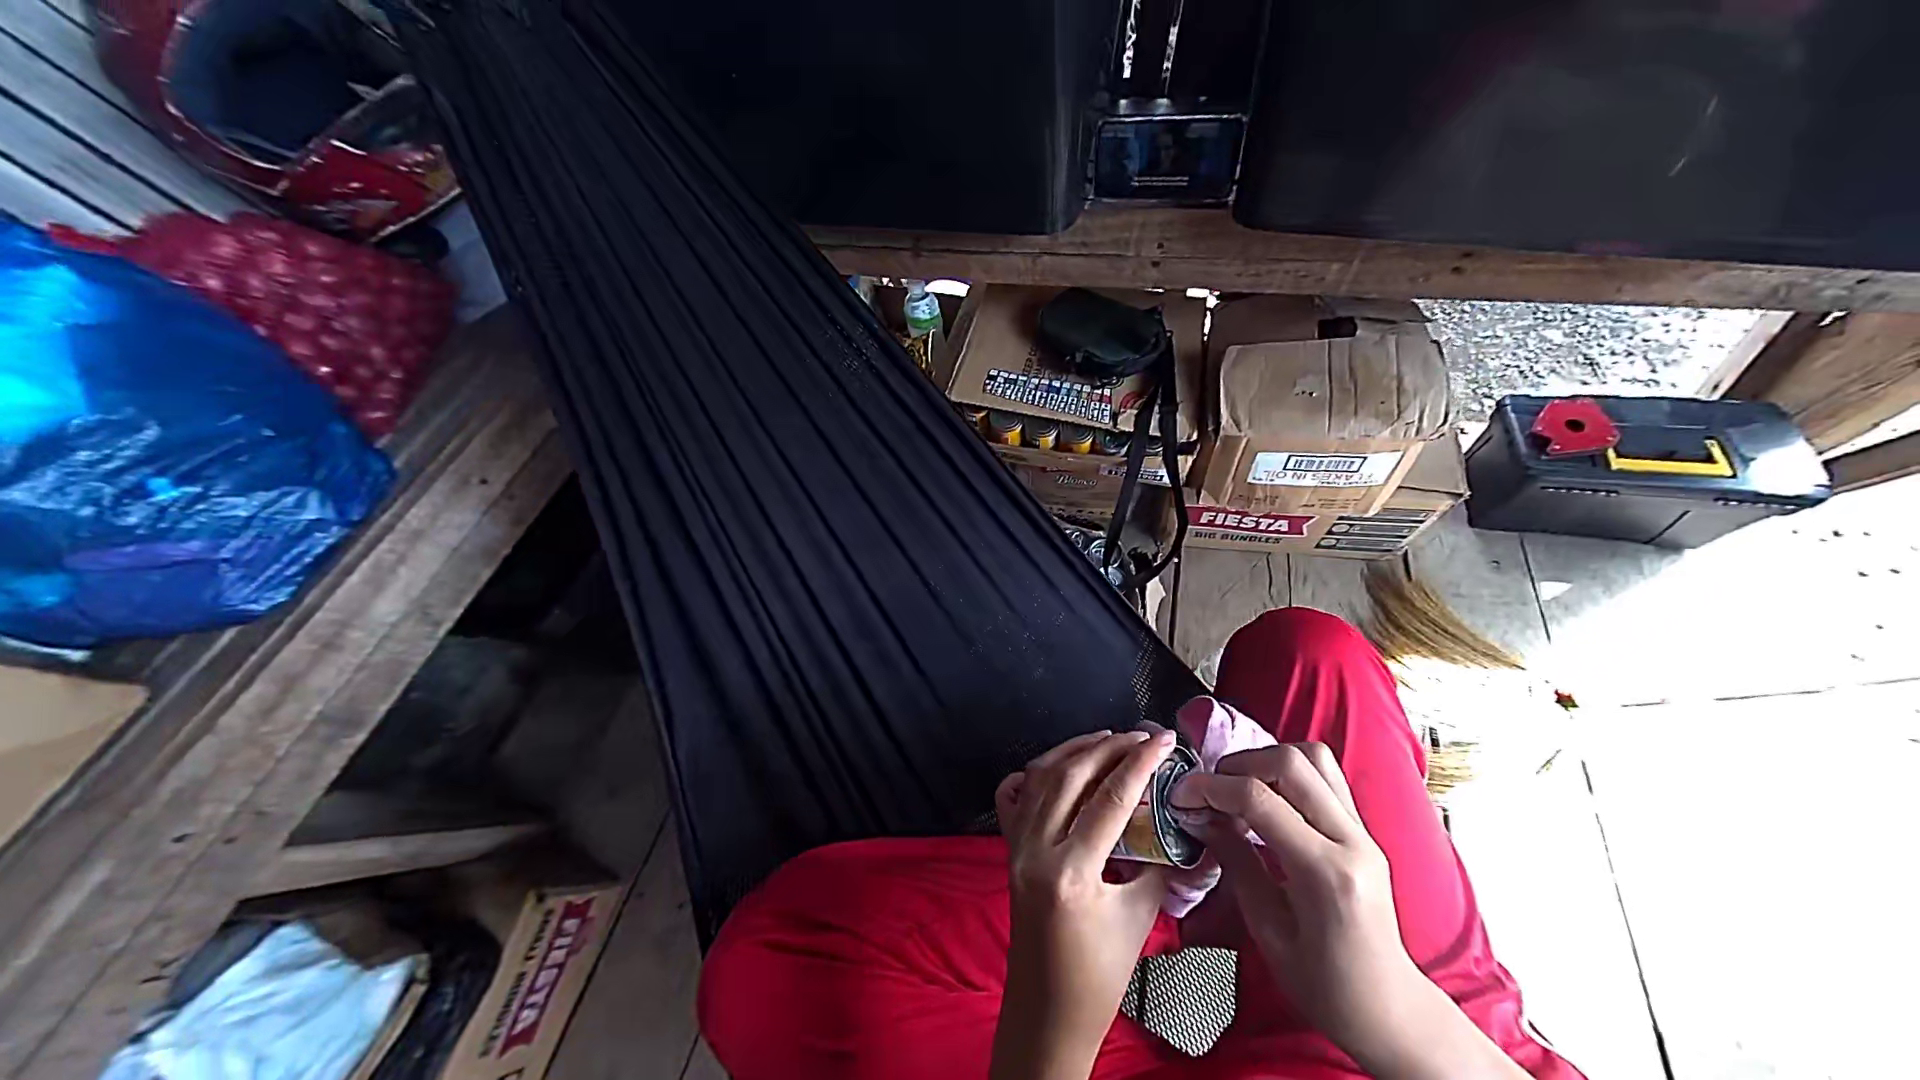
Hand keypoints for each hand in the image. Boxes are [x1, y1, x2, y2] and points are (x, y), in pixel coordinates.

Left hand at [989, 729, 1175, 1079]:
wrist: (1046, 1012)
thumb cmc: (1098, 976)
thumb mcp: (1139, 918)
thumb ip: (1159, 866)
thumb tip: (1183, 827)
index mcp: (1070, 871)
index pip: (1110, 798)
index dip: (1140, 762)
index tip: (1163, 739)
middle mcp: (1034, 849)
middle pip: (1071, 776)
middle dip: (1108, 747)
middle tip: (1139, 735)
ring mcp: (1015, 846)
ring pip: (1040, 777)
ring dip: (1074, 751)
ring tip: (1107, 737)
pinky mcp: (1007, 850)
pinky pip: (1012, 797)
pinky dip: (1033, 774)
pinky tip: (1057, 766)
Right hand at [1171, 743, 1529, 1079]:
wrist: (1390, 1011)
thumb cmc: (1327, 986)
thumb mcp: (1267, 930)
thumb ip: (1236, 862)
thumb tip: (1202, 819)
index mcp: (1326, 873)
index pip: (1260, 799)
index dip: (1211, 788)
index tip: (1182, 795)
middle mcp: (1352, 842)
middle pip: (1290, 762)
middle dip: (1237, 765)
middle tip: (1208, 789)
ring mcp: (1363, 833)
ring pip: (1313, 758)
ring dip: (1264, 760)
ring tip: (1236, 786)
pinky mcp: (1363, 831)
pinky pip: (1325, 776)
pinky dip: (1286, 772)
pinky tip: (1264, 795)